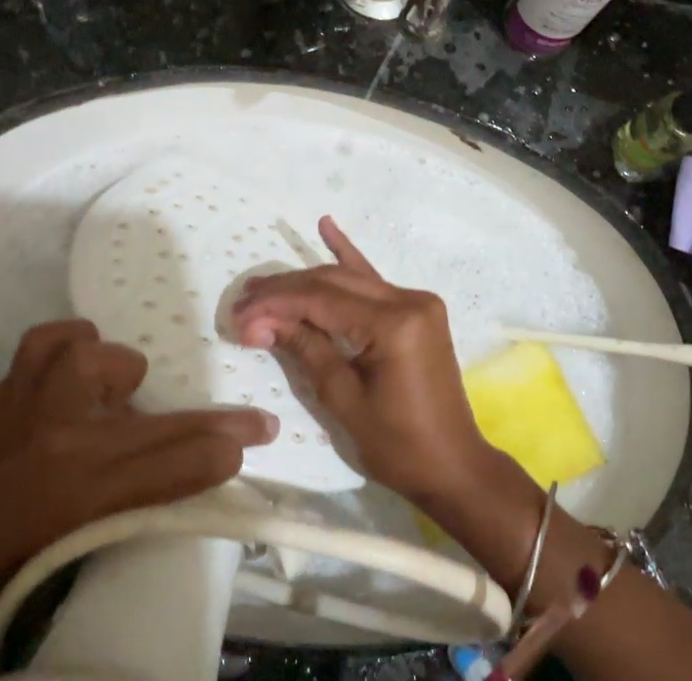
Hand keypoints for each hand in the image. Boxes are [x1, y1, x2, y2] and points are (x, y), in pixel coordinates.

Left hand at [0, 320, 278, 619]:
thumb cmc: (0, 558)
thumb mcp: (76, 541)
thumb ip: (136, 501)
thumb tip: (192, 463)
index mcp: (86, 493)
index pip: (178, 464)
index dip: (227, 446)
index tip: (261, 434)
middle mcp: (67, 441)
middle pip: (165, 421)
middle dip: (216, 424)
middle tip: (245, 424)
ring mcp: (37, 402)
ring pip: (112, 364)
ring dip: (123, 385)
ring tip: (109, 411)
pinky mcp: (12, 380)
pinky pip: (58, 339)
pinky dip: (74, 346)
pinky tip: (76, 366)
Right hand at [232, 218, 498, 506]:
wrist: (453, 465)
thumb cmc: (398, 444)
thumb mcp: (343, 399)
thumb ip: (306, 349)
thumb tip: (261, 321)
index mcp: (394, 323)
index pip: (321, 299)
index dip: (275, 304)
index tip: (238, 317)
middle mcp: (410, 300)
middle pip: (334, 283)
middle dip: (285, 292)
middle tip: (242, 303)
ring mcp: (417, 302)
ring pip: (350, 280)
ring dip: (306, 282)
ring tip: (262, 285)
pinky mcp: (417, 311)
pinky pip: (374, 281)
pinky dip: (349, 256)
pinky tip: (327, 227)